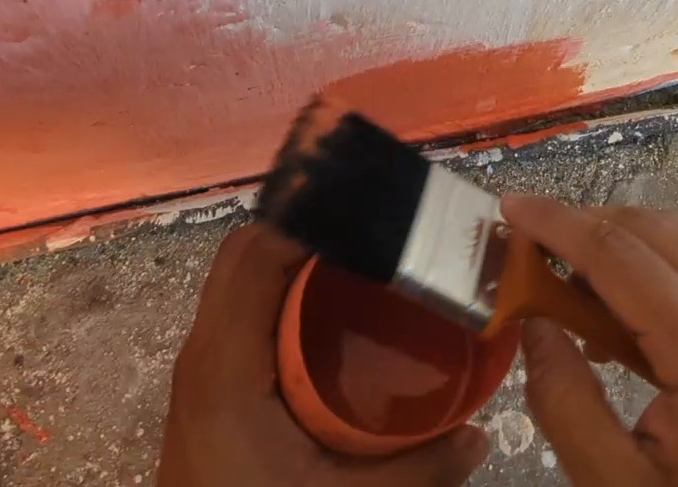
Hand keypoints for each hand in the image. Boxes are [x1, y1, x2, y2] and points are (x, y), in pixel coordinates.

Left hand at [157, 224, 489, 486]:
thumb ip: (413, 473)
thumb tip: (479, 435)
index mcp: (225, 365)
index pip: (257, 255)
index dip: (307, 221)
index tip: (366, 216)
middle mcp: (204, 347)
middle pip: (244, 250)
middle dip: (301, 225)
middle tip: (367, 231)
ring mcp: (199, 360)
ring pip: (237, 271)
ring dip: (287, 249)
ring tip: (353, 254)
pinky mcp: (206, 374)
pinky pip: (237, 299)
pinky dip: (275, 280)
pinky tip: (323, 301)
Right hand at [503, 196, 677, 486]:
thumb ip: (565, 401)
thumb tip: (534, 323)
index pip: (616, 253)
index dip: (556, 222)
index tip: (510, 205)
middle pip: (654, 229)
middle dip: (588, 225)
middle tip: (535, 252)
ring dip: (626, 245)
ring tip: (577, 289)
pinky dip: (663, 271)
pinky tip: (634, 319)